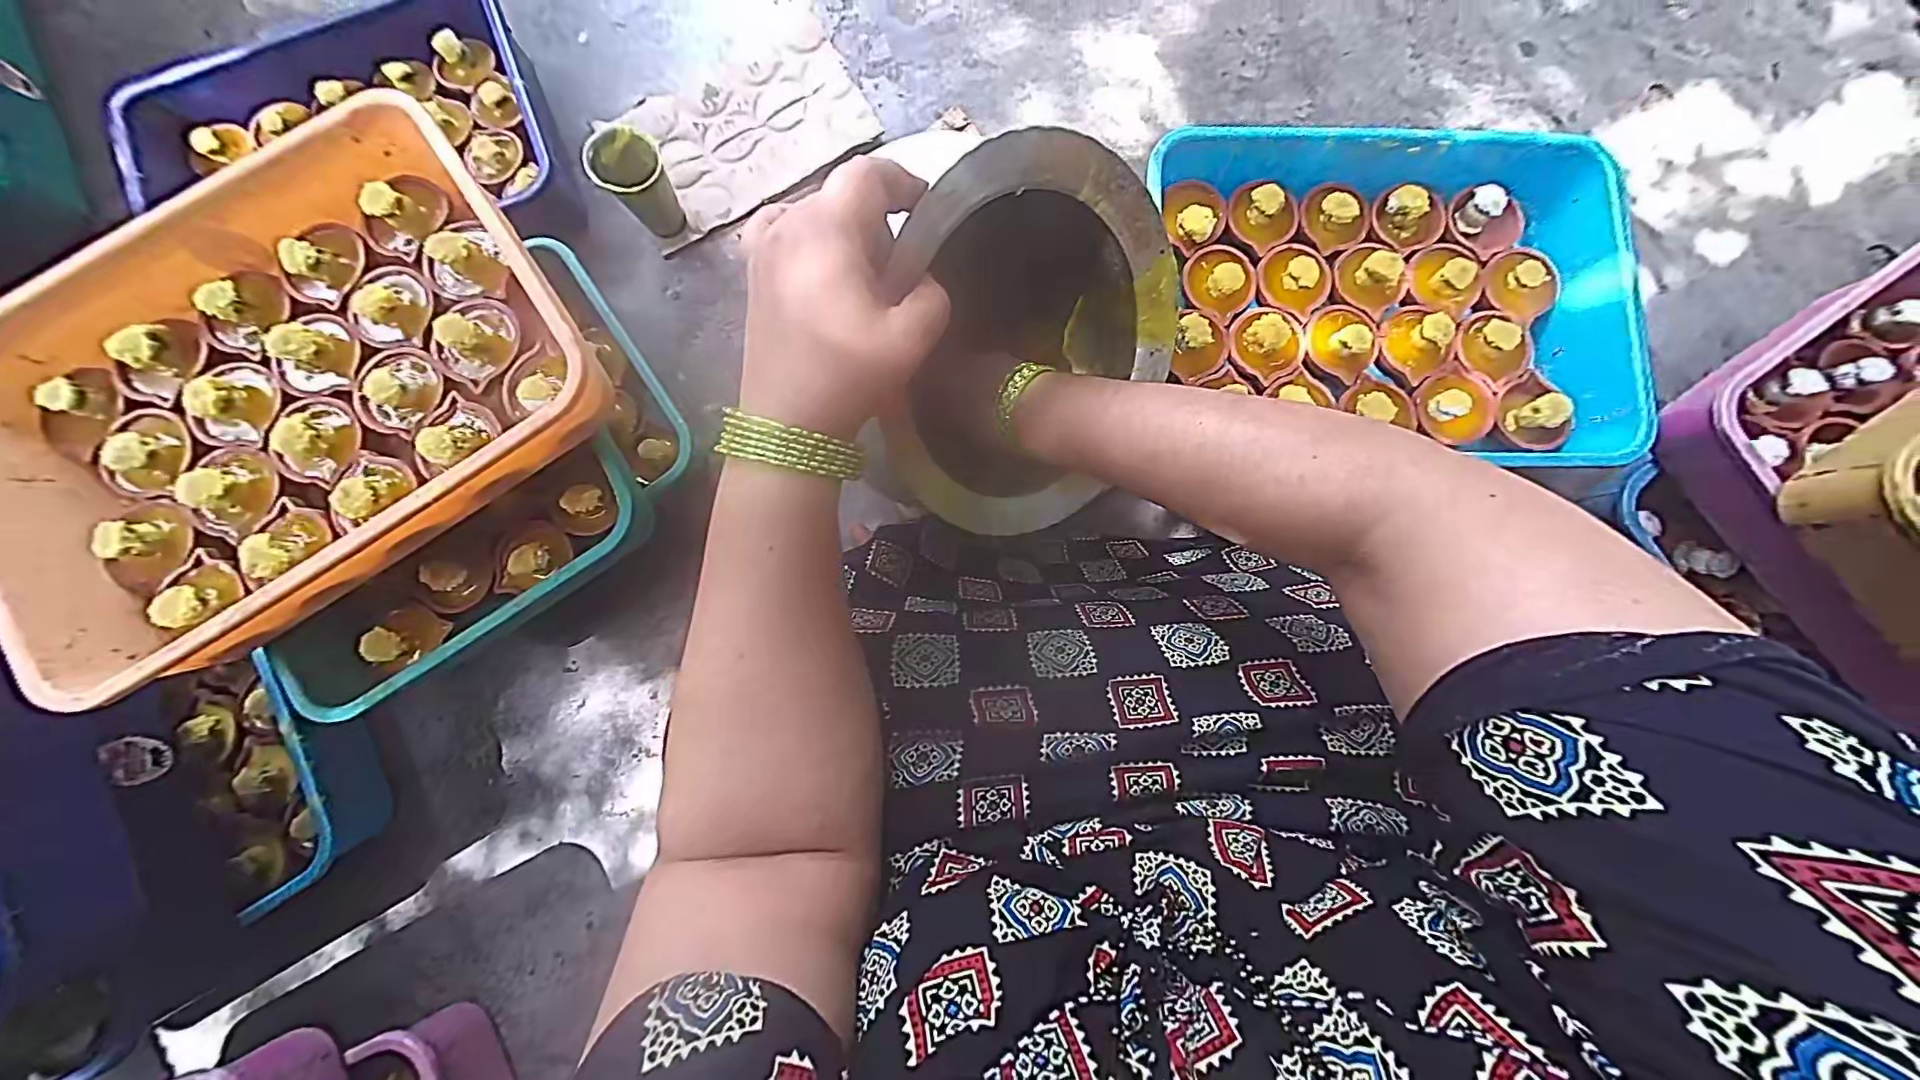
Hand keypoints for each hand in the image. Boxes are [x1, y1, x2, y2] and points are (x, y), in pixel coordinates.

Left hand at [738, 157, 951, 440]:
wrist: (787, 423)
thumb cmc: (847, 376)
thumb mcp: (911, 339)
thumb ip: (933, 295)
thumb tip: (922, 280)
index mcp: (826, 227)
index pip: (869, 173)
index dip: (906, 181)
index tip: (928, 210)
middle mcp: (787, 223)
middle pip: (842, 195)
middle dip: (879, 220)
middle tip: (901, 267)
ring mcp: (762, 247)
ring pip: (815, 213)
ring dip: (846, 234)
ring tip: (862, 278)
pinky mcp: (752, 274)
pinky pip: (785, 233)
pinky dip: (811, 241)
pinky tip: (821, 272)